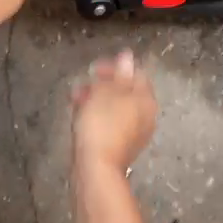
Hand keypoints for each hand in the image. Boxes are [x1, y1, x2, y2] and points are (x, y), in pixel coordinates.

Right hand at [71, 51, 157, 180]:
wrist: (96, 167)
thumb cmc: (101, 124)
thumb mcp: (106, 92)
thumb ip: (118, 73)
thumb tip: (127, 56)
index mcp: (146, 100)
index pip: (136, 74)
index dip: (116, 67)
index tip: (95, 68)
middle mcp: (145, 115)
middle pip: (126, 91)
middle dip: (103, 84)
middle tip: (84, 84)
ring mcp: (134, 132)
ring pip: (116, 107)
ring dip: (97, 99)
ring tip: (77, 99)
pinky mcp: (120, 145)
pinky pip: (111, 122)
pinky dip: (97, 115)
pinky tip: (81, 116)